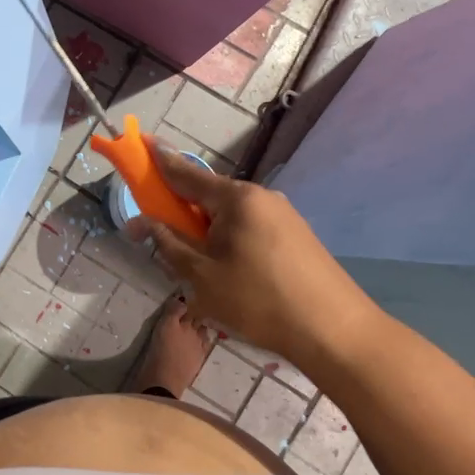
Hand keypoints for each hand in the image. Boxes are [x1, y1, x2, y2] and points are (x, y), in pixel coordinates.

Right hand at [125, 145, 378, 362]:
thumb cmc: (259, 300)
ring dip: (204, 236)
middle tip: (161, 243)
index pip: (185, 173)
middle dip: (180, 214)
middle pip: (206, 197)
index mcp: (236, 199)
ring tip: (198, 274)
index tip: (139, 141)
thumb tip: (142, 222)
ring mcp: (282, 216)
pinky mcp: (294, 237)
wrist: (335, 332)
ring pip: (226, 218)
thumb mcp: (201, 276)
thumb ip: (168, 244)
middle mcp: (260, 198)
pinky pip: (247, 230)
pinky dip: (226, 244)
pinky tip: (227, 276)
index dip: (157, 160)